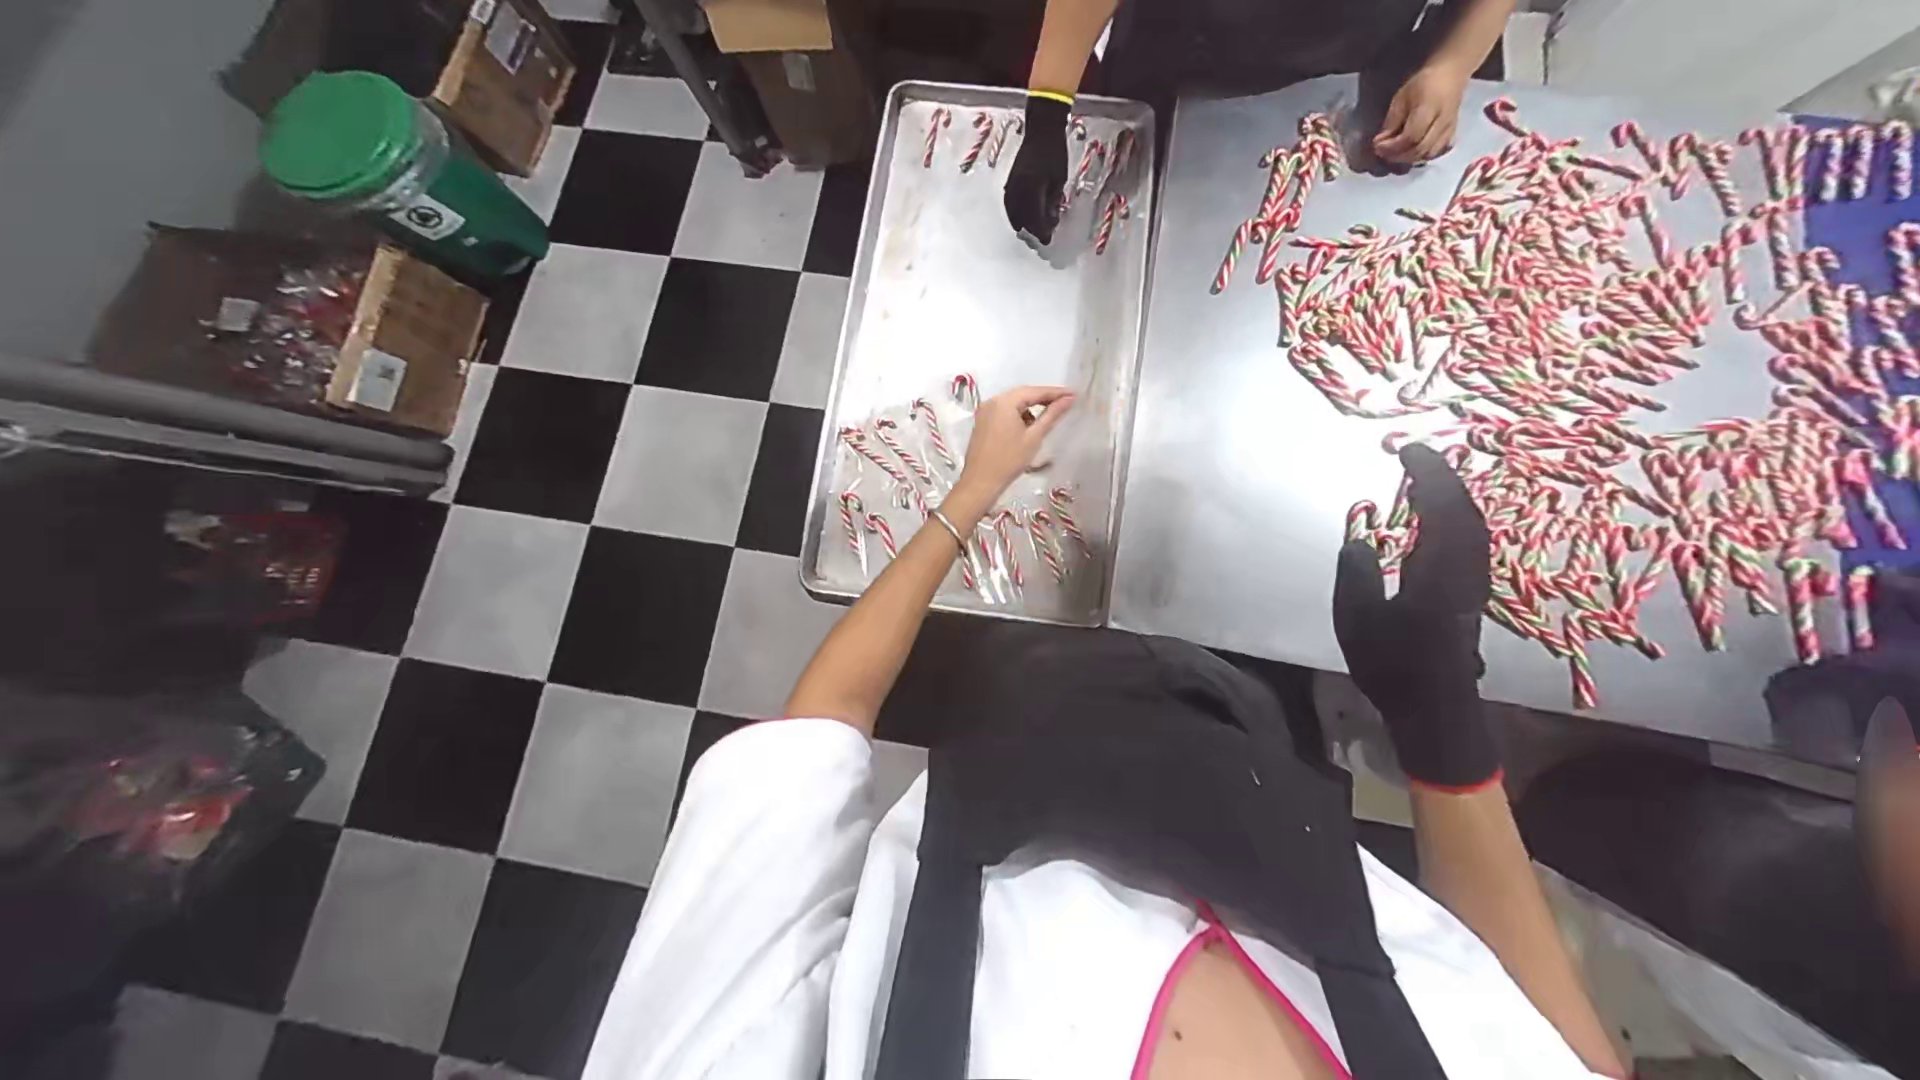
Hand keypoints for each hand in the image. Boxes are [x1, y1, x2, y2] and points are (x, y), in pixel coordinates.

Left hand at [952, 386, 1074, 507]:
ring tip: (1047, 417)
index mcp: (1004, 402)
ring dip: (1030, 407)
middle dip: (1043, 398)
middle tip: (1065, 402)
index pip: (1034, 391)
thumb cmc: (1009, 460)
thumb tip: (1069, 399)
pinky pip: (1004, 412)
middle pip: (1023, 394)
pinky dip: (1018, 415)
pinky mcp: (982, 422)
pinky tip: (1028, 427)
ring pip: (1013, 403)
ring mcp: (985, 411)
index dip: (1055, 392)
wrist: (980, 482)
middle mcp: (992, 401)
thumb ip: (1052, 415)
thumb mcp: (1034, 437)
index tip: (1073, 394)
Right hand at [1003, 94, 1070, 244]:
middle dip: (1033, 232)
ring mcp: (1010, 189)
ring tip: (1036, 230)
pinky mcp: (1008, 186)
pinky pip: (1011, 208)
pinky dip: (1017, 217)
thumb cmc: (1054, 153)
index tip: (1048, 241)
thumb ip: (1052, 203)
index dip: (1042, 233)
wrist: (1041, 130)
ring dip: (1025, 226)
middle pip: (1023, 221)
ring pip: (1014, 216)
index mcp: (1031, 190)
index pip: (1035, 220)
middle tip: (1044, 236)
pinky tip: (1025, 220)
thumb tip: (1050, 223)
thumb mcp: (1059, 180)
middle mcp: (1017, 192)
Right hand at [1332, 444, 1497, 788]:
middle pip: (1466, 512)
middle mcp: (1463, 572)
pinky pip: (1472, 542)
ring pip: (1474, 527)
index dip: (1429, 475)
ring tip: (1429, 480)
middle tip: (1419, 456)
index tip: (1409, 450)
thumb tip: (1359, 542)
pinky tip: (1442, 520)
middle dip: (1446, 478)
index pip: (1441, 510)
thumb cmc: (1391, 665)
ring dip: (1455, 496)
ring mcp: (1472, 584)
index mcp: (1436, 573)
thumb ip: (1357, 576)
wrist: (1433, 708)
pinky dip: (1458, 518)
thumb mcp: (1357, 620)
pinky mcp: (1471, 595)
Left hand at [1373, 61, 1467, 164]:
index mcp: (1430, 107)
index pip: (1410, 137)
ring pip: (1428, 154)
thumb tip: (1380, 142)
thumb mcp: (1401, 98)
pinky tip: (1412, 153)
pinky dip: (1422, 157)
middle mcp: (1443, 120)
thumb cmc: (1423, 83)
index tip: (1377, 145)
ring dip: (1408, 159)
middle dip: (1396, 156)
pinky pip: (1438, 152)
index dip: (1391, 147)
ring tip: (1395, 153)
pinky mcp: (1453, 131)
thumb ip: (1392, 122)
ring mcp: (1450, 127)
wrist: (1452, 72)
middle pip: (1419, 149)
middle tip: (1383, 152)